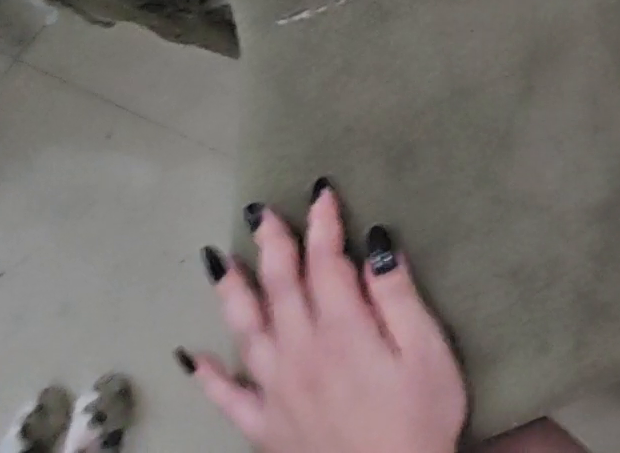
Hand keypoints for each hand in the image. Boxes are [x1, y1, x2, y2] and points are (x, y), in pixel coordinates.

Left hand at [180, 186, 467, 452]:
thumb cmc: (421, 411)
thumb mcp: (425, 348)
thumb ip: (397, 296)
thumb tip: (376, 244)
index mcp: (341, 330)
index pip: (326, 264)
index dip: (323, 226)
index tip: (321, 192)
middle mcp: (300, 354)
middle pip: (281, 289)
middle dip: (272, 246)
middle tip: (260, 211)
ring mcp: (277, 392)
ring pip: (246, 332)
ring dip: (232, 294)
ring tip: (215, 262)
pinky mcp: (267, 427)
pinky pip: (228, 396)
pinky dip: (209, 373)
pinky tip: (194, 357)